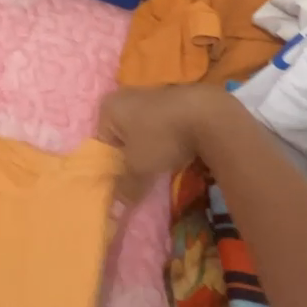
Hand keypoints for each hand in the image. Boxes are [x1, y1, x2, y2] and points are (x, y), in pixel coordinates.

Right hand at [94, 83, 226, 201]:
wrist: (205, 113)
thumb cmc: (161, 136)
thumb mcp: (140, 167)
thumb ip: (125, 188)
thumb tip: (114, 211)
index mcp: (108, 108)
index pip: (102, 145)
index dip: (113, 169)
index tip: (126, 185)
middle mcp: (123, 96)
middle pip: (121, 138)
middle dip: (131, 158)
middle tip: (142, 178)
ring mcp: (147, 95)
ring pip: (141, 131)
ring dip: (148, 150)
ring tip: (161, 167)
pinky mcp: (168, 99)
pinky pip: (158, 125)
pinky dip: (164, 139)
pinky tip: (176, 151)